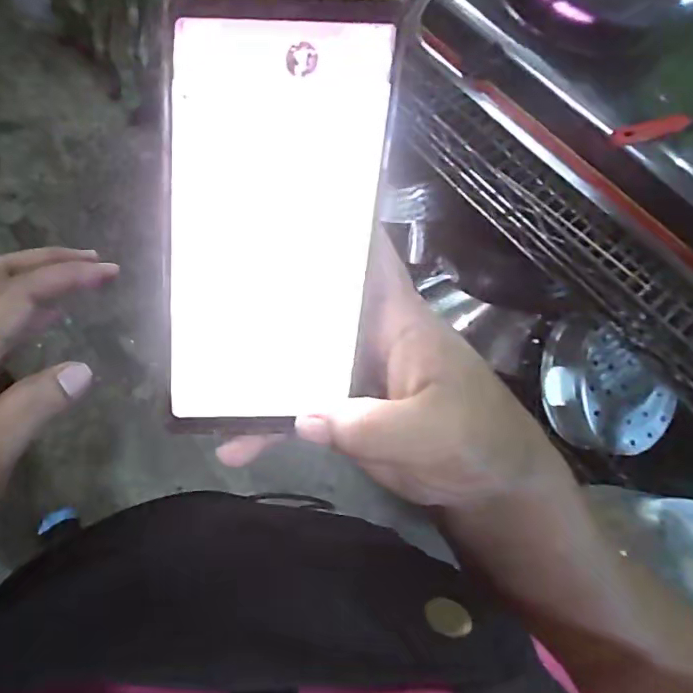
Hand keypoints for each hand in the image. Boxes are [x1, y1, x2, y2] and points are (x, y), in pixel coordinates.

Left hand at [0, 248, 117, 562]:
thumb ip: (31, 410)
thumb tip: (83, 368)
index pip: (19, 295)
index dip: (65, 276)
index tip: (110, 273)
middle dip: (46, 260)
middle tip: (94, 263)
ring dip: (33, 278)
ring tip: (77, 281)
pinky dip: (22, 310)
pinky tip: (41, 329)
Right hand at [216, 235, 567, 508]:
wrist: (489, 492)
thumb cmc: (477, 440)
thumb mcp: (432, 432)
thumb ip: (371, 426)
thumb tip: (302, 417)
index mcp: (393, 319)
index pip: (366, 256)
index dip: (335, 224)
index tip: (286, 200)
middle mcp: (362, 336)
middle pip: (309, 302)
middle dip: (266, 288)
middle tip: (210, 274)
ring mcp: (346, 373)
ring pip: (291, 357)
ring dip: (253, 366)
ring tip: (203, 375)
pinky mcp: (337, 410)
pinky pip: (292, 407)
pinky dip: (266, 423)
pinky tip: (234, 445)